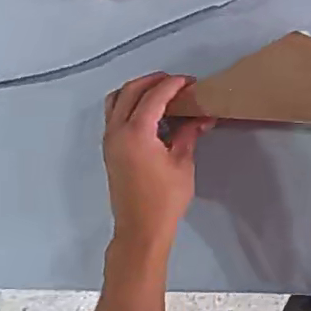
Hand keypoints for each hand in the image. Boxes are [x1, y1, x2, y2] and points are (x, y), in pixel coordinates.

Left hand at [102, 72, 214, 258]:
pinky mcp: (110, 150)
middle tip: (176, 83)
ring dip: (137, 91)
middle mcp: (117, 131)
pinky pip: (114, 115)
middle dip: (153, 82)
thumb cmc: (164, 200)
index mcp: (135, 132)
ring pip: (116, 100)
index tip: (189, 82)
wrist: (141, 229)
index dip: (173, 85)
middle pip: (130, 91)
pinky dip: (129, 105)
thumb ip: (188, 134)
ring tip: (160, 94)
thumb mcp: (182, 163)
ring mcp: (109, 140)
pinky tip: (149, 114)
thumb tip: (201, 117)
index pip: (154, 96)